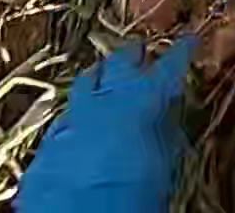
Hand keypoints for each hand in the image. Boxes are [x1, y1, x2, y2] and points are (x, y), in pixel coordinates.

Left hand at [17, 38, 194, 212]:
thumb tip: (166, 110)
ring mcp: (72, 121)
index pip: (172, 61)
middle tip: (141, 53)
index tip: (190, 41)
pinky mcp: (45, 149)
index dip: (183, 49)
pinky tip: (78, 131)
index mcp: (145, 97)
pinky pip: (62, 122)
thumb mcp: (165, 158)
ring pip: (85, 84)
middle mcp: (108, 99)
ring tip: (105, 83)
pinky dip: (74, 121)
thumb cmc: (137, 193)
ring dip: (98, 81)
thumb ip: (164, 126)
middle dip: (132, 54)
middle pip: (120, 60)